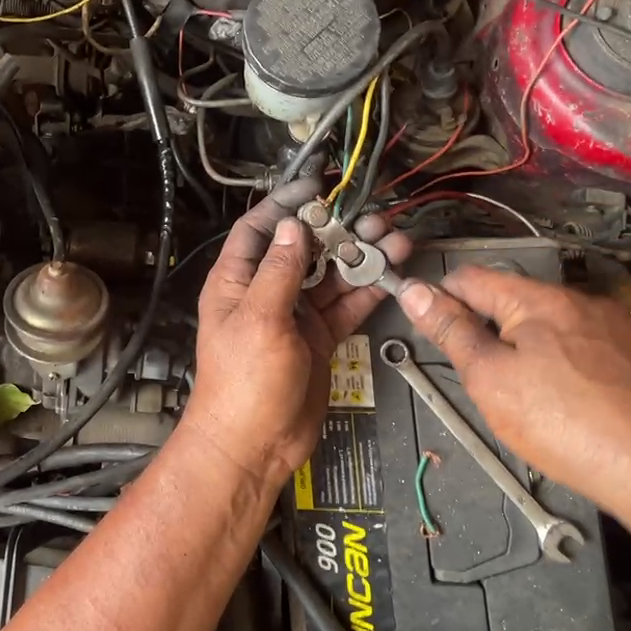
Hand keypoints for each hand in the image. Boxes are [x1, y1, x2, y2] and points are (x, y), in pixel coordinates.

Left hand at [180, 181, 409, 487]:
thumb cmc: (244, 379)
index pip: (259, 229)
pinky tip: (392, 273)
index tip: (317, 186)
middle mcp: (266, 291)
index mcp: (236, 280)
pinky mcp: (319, 338)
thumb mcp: (259, 318)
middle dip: (336, 230)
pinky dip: (367, 290)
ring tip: (395, 239)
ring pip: (330, 276)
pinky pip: (345, 306)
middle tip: (373, 215)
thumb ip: (280, 271)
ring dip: (359, 257)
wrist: (255, 444)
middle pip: (303, 248)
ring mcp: (295, 315)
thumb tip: (296, 225)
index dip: (285, 204)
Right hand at [395, 268, 630, 516]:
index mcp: (539, 300)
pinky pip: (588, 350)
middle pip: (512, 302)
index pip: (469, 278)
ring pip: (552, 328)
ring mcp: (618, 330)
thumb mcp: (489, 379)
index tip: (431, 328)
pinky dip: (568, 367)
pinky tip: (570, 405)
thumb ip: (450, 331)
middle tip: (482, 377)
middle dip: (489, 331)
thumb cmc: (570, 428)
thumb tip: (416, 293)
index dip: (440, 299)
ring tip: (528, 397)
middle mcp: (582, 303)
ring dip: (529, 349)